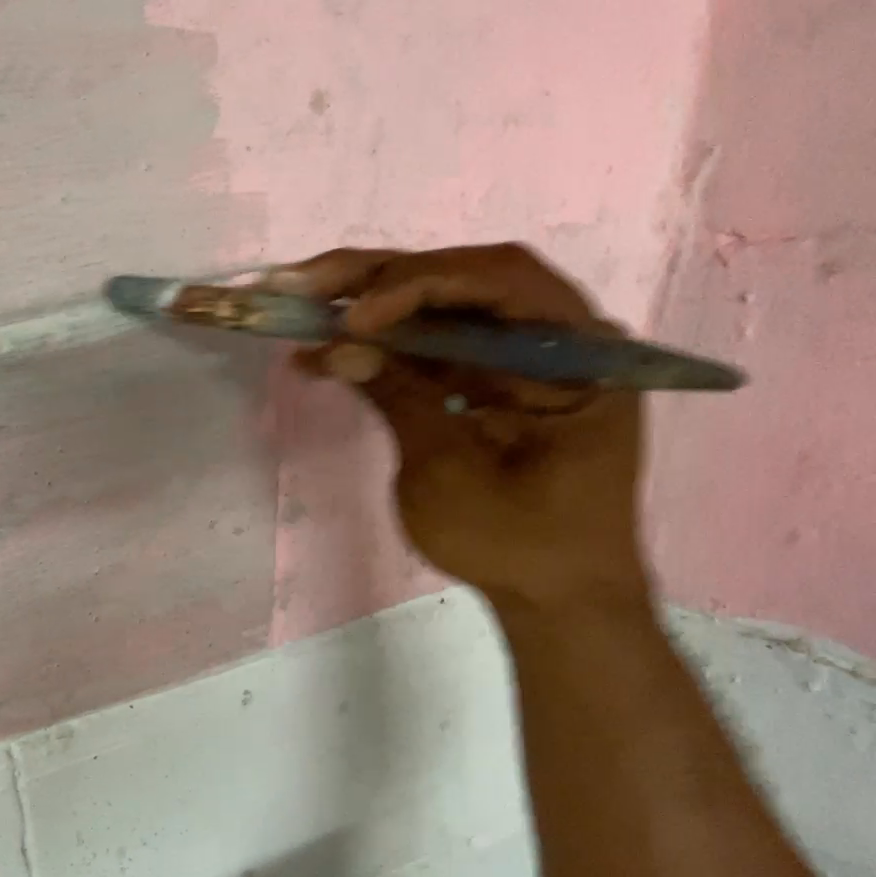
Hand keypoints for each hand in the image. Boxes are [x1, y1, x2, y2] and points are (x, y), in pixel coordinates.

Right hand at [272, 243, 651, 610]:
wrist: (555, 595)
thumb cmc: (517, 541)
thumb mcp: (451, 471)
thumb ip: (402, 398)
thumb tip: (339, 347)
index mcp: (578, 353)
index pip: (500, 282)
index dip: (418, 285)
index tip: (354, 320)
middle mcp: (555, 340)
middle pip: (466, 280)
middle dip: (380, 277)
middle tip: (302, 281)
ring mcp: (519, 361)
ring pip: (445, 307)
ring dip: (372, 301)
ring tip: (303, 301)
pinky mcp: (488, 384)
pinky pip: (434, 347)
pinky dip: (381, 344)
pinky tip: (327, 349)